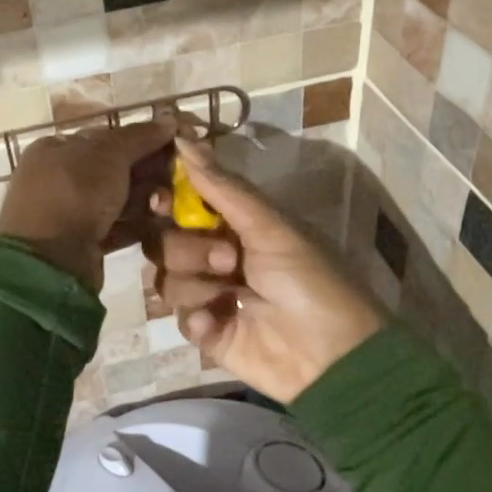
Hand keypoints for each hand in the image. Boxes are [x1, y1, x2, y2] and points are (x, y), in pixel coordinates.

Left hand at [0, 117, 175, 290]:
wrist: (50, 261)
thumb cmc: (74, 192)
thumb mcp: (108, 153)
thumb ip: (139, 136)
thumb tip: (168, 120)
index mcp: (55, 149)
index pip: (105, 137)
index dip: (141, 140)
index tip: (174, 146)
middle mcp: (58, 178)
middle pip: (114, 169)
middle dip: (148, 174)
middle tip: (176, 180)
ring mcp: (68, 212)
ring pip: (117, 199)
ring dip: (146, 200)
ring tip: (166, 205)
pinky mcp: (82, 242)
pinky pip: (116, 226)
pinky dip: (138, 224)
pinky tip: (160, 224)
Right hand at [151, 137, 382, 403]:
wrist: (330, 355)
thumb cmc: (308, 280)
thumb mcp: (270, 227)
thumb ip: (222, 187)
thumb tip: (182, 136)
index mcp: (233, 225)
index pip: (181, 204)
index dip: (166, 201)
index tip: (161, 201)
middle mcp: (214, 256)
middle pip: (163, 241)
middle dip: (189, 249)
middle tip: (229, 261)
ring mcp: (208, 296)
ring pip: (166, 279)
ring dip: (195, 285)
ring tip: (232, 295)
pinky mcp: (206, 333)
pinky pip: (177, 317)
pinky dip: (197, 318)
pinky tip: (219, 324)